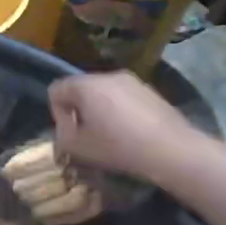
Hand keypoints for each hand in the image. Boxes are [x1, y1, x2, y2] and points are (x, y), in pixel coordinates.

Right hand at [49, 71, 207, 183]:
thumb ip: (62, 135)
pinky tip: (130, 134)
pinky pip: (124, 98)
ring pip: (104, 94)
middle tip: (88, 137)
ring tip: (110, 137)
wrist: (169, 148)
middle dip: (79, 112)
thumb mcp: (78, 148)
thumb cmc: (117, 147)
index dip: (56, 113)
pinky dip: (120, 113)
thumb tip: (66, 128)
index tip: (70, 134)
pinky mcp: (150, 90)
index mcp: (86, 85)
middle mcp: (108, 75)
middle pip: (81, 89)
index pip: (56, 89)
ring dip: (100, 112)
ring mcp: (132, 81)